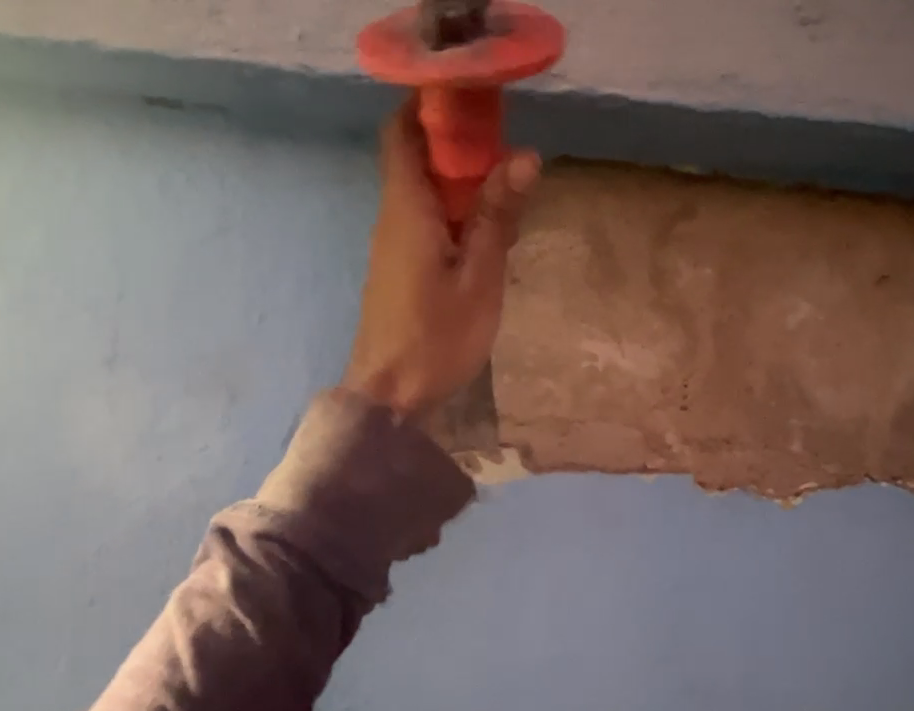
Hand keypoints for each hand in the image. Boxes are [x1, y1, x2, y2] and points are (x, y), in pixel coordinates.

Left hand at [342, 97, 540, 421]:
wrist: (388, 398)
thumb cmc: (436, 339)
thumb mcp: (480, 278)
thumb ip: (499, 216)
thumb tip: (524, 156)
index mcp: (406, 209)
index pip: (401, 132)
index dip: (430, 109)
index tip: (474, 108)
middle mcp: (390, 220)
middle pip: (414, 160)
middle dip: (458, 149)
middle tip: (507, 159)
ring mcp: (390, 249)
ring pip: (422, 196)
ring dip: (460, 189)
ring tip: (506, 202)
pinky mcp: (395, 275)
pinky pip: (422, 227)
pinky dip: (451, 220)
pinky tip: (483, 245)